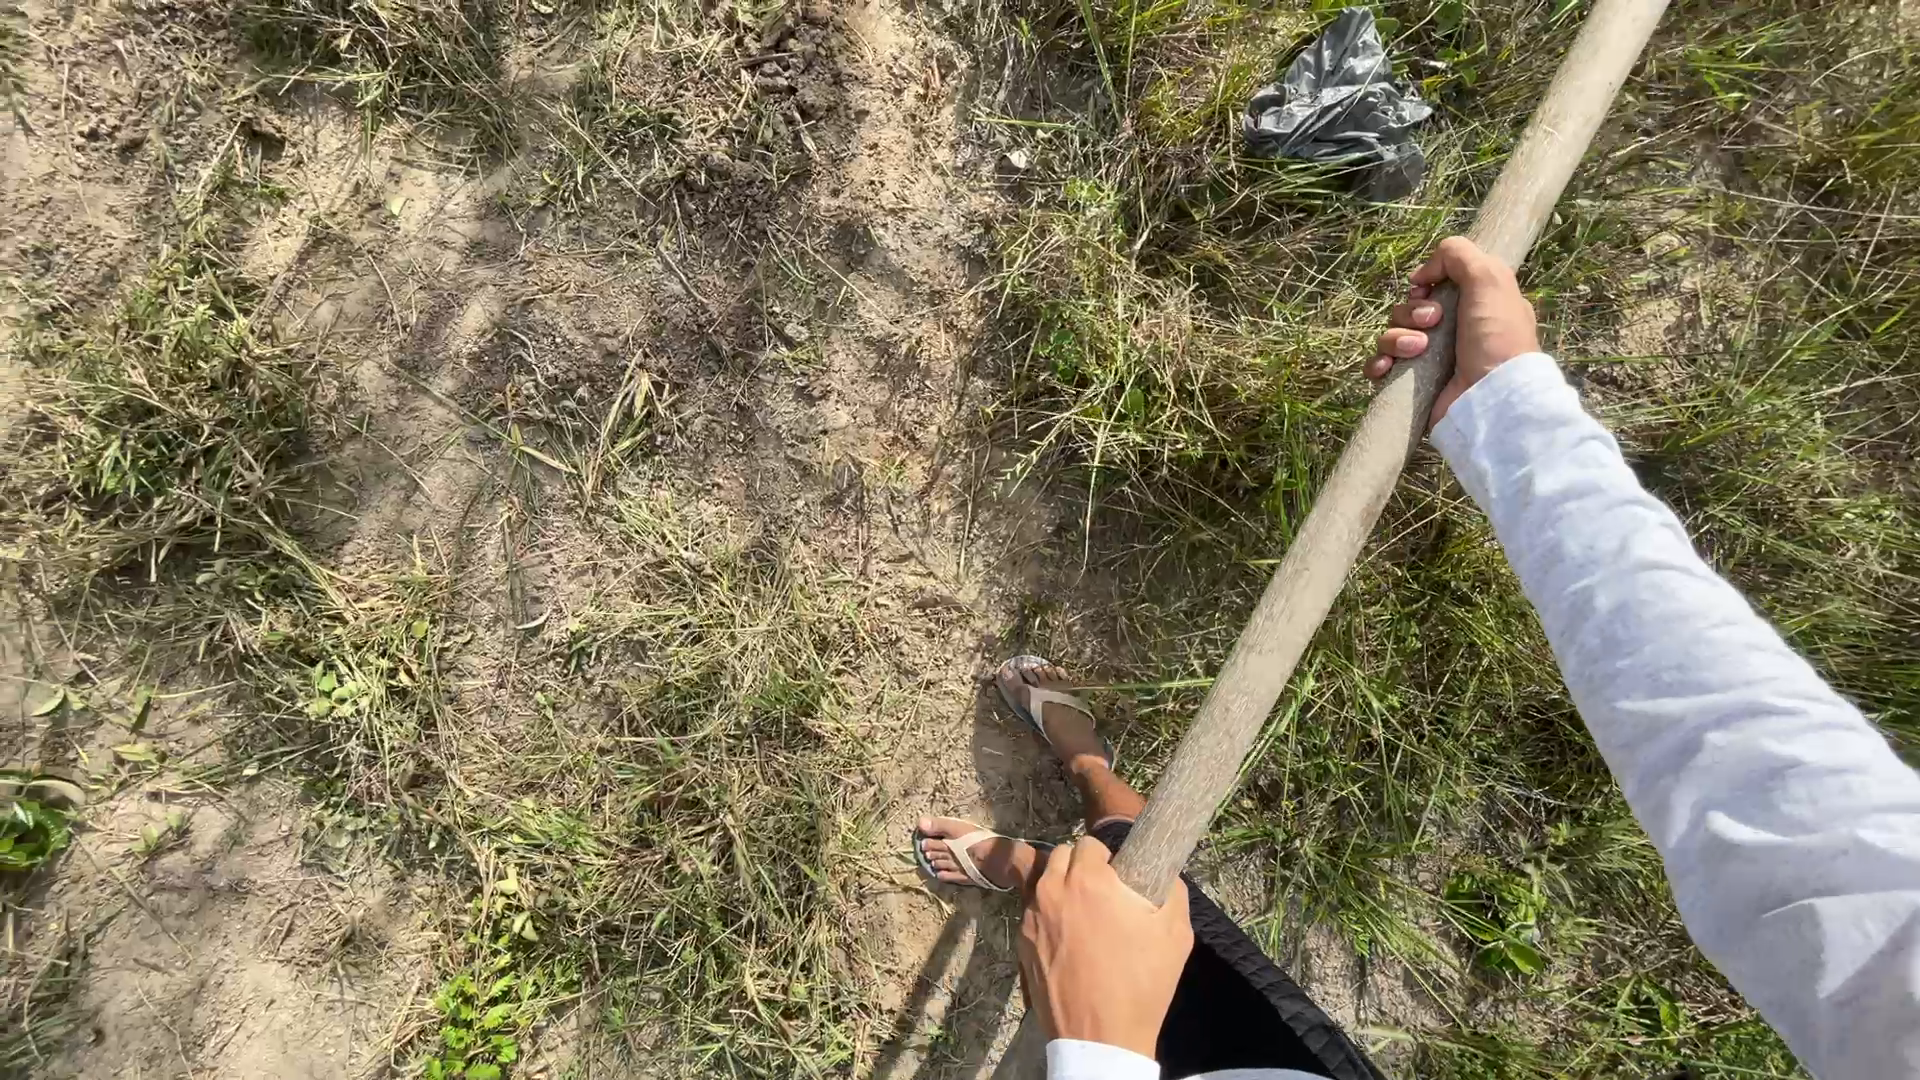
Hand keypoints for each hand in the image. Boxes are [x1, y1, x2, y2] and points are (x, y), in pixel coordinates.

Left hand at [1017, 836, 1192, 1058]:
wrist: (1102, 1039)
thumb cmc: (1141, 984)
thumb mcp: (1175, 933)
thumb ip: (1171, 890)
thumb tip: (1163, 874)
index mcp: (1088, 880)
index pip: (1089, 845)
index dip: (1106, 859)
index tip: (1116, 879)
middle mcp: (1053, 888)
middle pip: (1061, 855)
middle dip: (1080, 867)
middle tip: (1099, 894)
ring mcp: (1031, 915)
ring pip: (1041, 879)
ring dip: (1059, 886)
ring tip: (1078, 912)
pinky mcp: (1020, 940)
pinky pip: (1030, 910)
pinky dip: (1044, 913)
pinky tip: (1063, 937)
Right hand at [1364, 235, 1539, 428]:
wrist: (1488, 394)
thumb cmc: (1496, 336)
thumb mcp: (1490, 279)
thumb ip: (1459, 256)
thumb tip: (1422, 272)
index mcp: (1469, 305)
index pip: (1431, 286)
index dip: (1424, 285)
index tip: (1427, 290)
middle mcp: (1447, 330)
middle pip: (1406, 309)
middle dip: (1411, 314)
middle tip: (1432, 323)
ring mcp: (1426, 358)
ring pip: (1389, 336)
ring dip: (1396, 339)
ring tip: (1417, 350)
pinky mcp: (1408, 382)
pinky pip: (1378, 366)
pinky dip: (1377, 364)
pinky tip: (1386, 367)